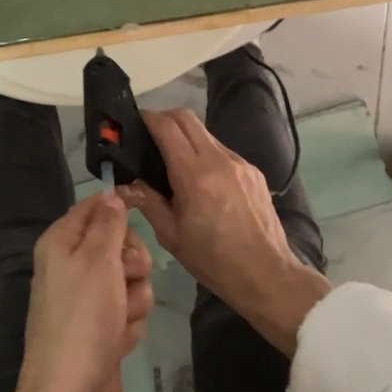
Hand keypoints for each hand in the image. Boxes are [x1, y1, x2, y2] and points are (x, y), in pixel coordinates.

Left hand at [0, 191, 153, 391]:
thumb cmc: (82, 317)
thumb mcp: (97, 259)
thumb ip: (109, 224)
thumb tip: (111, 194)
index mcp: (61, 242)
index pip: (93, 206)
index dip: (118, 206)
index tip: (144, 207)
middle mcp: (71, 265)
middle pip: (119, 243)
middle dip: (133, 261)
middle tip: (126, 276)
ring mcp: (88, 299)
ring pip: (131, 279)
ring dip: (134, 297)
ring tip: (120, 317)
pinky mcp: (103, 327)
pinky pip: (130, 310)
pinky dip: (130, 323)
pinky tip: (119, 339)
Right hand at [120, 109, 330, 355]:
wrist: (267, 274)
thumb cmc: (213, 261)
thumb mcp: (171, 236)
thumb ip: (147, 202)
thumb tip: (124, 184)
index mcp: (194, 176)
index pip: (167, 127)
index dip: (147, 119)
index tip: (133, 124)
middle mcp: (219, 159)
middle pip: (186, 117)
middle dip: (164, 119)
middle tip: (148, 137)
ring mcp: (240, 162)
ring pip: (205, 132)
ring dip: (185, 136)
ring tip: (173, 161)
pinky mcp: (253, 170)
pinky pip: (222, 150)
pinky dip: (205, 153)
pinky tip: (201, 180)